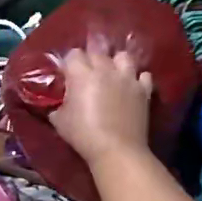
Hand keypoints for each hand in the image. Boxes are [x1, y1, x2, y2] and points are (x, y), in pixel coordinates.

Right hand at [49, 43, 152, 164]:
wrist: (116, 149)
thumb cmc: (83, 134)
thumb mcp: (58, 120)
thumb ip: (58, 104)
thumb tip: (57, 102)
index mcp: (81, 74)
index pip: (73, 54)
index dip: (69, 62)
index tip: (66, 74)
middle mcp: (106, 69)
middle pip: (97, 51)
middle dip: (90, 59)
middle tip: (86, 74)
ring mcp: (128, 78)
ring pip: (123, 56)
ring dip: (116, 62)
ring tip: (112, 73)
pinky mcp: (144, 90)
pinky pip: (144, 75)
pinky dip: (137, 78)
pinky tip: (131, 86)